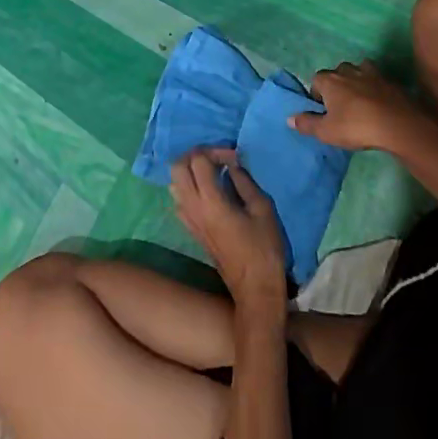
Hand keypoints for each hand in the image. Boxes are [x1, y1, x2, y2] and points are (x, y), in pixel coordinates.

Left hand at [170, 148, 287, 303]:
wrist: (254, 287)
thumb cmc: (264, 248)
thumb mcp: (262, 209)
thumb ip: (244, 182)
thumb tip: (233, 164)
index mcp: (210, 201)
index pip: (198, 161)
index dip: (215, 151)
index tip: (234, 158)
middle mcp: (192, 207)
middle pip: (177, 166)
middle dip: (195, 155)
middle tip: (216, 158)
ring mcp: (187, 218)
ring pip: (174, 182)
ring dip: (188, 170)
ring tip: (211, 171)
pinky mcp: (189, 228)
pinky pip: (178, 198)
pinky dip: (187, 187)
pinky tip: (207, 191)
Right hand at [294, 61, 437, 153]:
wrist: (400, 126)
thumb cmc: (357, 127)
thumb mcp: (327, 131)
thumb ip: (307, 124)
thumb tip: (290, 119)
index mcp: (329, 80)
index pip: (316, 80)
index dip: (317, 93)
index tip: (323, 109)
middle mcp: (348, 71)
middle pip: (337, 71)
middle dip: (337, 83)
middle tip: (341, 104)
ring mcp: (372, 74)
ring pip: (359, 71)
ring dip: (357, 80)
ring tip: (360, 99)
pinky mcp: (392, 82)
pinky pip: (378, 80)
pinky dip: (376, 88)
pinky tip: (379, 103)